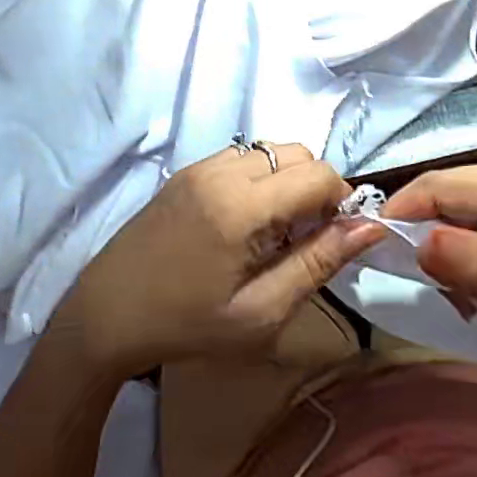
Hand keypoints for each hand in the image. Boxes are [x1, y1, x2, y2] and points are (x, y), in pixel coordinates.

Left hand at [52, 143, 388, 378]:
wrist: (106, 314)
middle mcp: (221, 171)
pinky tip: (242, 221)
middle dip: (315, 189)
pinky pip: (239, 157)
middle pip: (297, 153)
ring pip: (269, 151)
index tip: (328, 240)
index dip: (339, 203)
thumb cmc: (186, 325)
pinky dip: (258, 178)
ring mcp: (198, 167)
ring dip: (286, 182)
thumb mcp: (261, 312)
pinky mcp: (184, 173)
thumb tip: (370, 226)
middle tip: (300, 238)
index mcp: (240, 205)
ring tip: (271, 231)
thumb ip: (318, 262)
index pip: (319, 174)